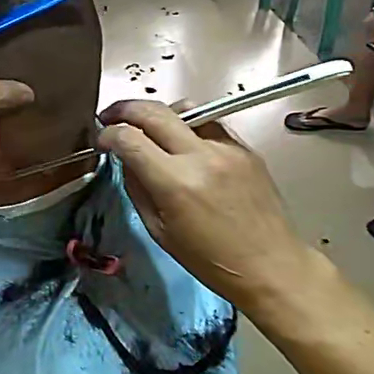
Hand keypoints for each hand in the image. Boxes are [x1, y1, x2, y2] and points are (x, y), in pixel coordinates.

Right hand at [96, 100, 330, 317]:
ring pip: (185, 109)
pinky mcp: (244, 147)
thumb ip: (138, 188)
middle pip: (154, 111)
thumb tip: (126, 158)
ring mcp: (226, 147)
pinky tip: (184, 144)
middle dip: (125, 109)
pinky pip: (209, 124)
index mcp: (176, 183)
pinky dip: (189, 127)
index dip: (109, 134)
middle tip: (111, 116)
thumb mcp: (160, 232)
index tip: (102, 140)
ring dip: (159, 113)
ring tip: (148, 127)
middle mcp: (201, 156)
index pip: (130, 138)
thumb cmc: (211, 260)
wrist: (271, 265)